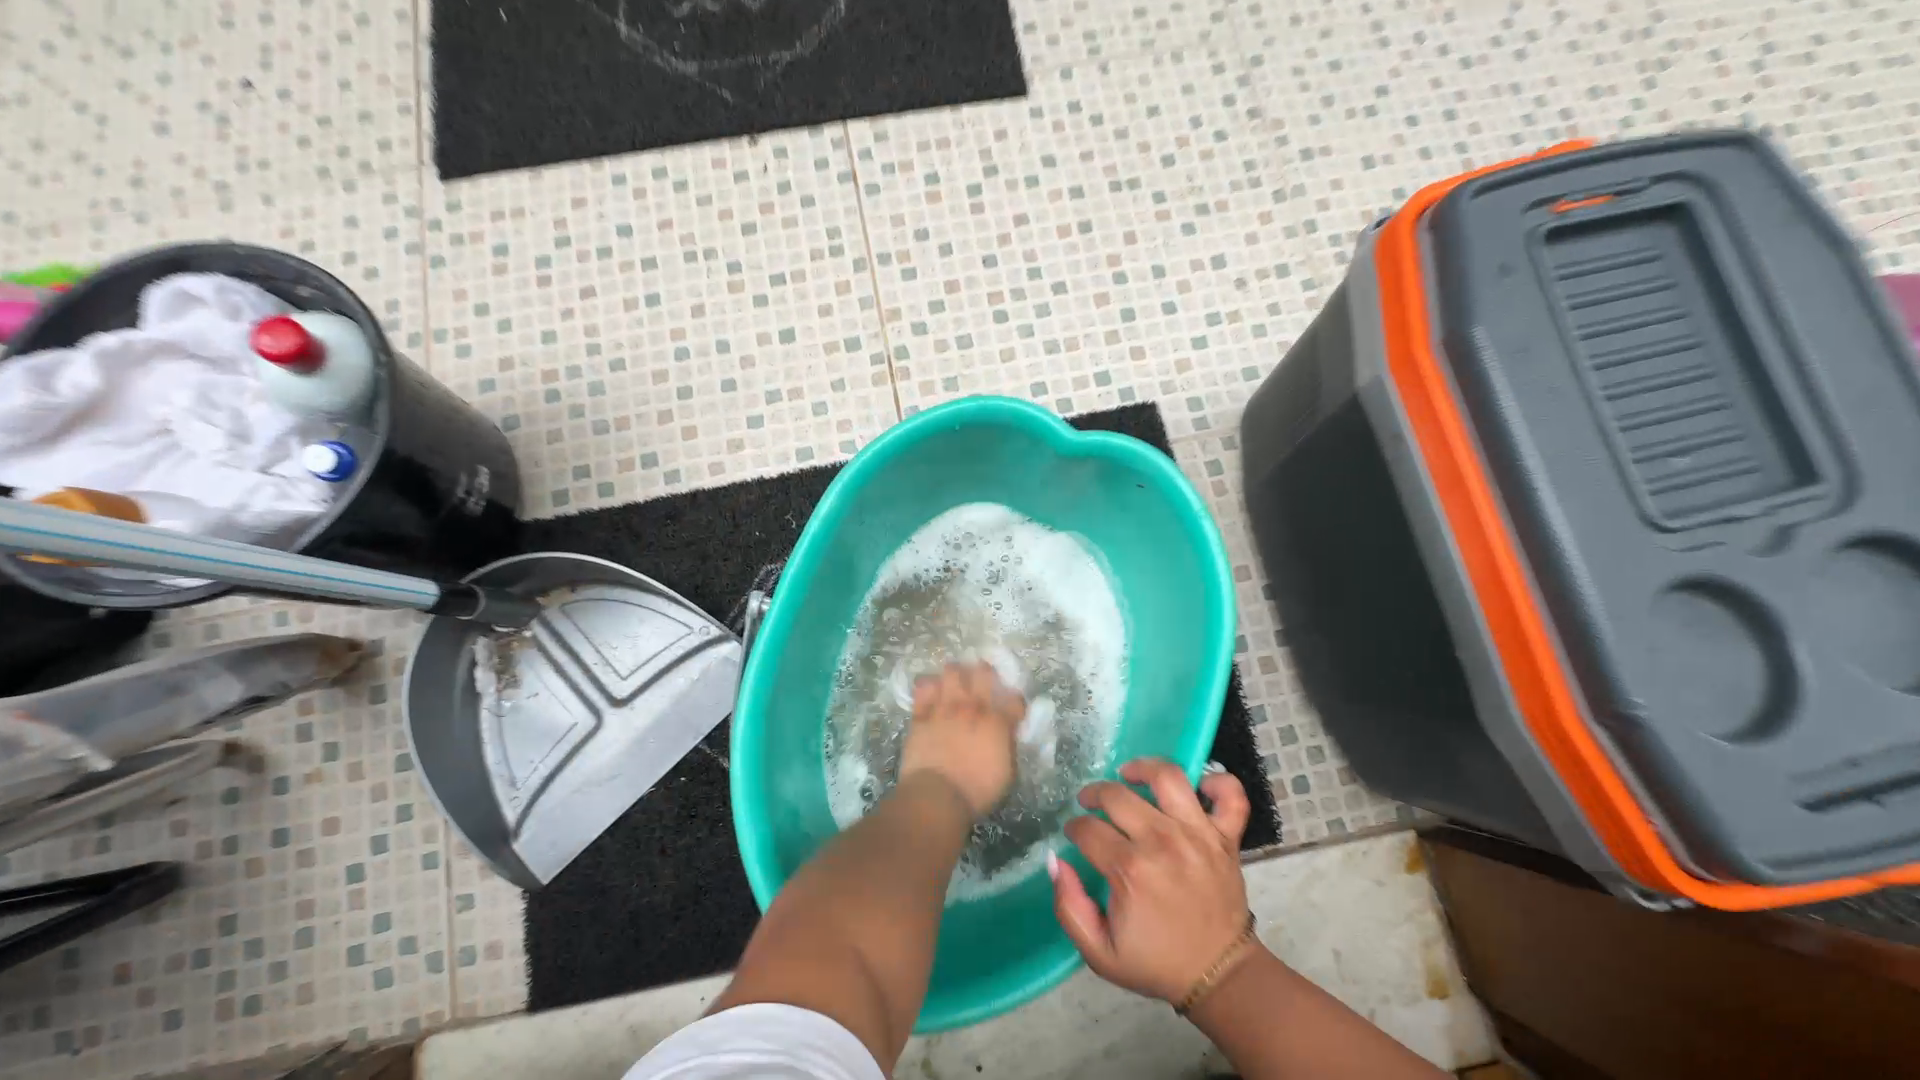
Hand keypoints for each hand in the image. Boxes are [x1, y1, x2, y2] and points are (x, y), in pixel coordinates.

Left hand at [898, 661, 1023, 818]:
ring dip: (955, 673)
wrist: (937, 795)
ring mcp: (945, 708)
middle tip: (982, 679)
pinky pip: (924, 688)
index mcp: (998, 723)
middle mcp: (973, 708)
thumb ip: (1008, 747)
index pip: (1014, 700)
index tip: (1012, 707)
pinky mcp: (921, 714)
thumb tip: (1007, 735)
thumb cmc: (977, 791)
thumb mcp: (1007, 774)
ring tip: (954, 681)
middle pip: (982, 673)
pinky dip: (928, 686)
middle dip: (985, 672)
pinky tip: (930, 690)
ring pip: (951, 672)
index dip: (1015, 701)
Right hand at [1050, 758, 1256, 1003]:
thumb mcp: (1098, 951)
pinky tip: (1194, 786)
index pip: (1088, 829)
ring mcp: (1199, 835)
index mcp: (1129, 870)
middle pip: (1118, 796)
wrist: (1218, 975)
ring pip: (1168, 777)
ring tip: (1129, 775)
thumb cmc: (1156, 962)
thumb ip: (1068, 906)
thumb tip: (1055, 861)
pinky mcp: (1227, 837)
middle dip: (1094, 794)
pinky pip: (1230, 794)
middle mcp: (1163, 842)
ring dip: (1143, 768)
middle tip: (1090, 803)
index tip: (1074, 835)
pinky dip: (1216, 781)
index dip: (1074, 828)